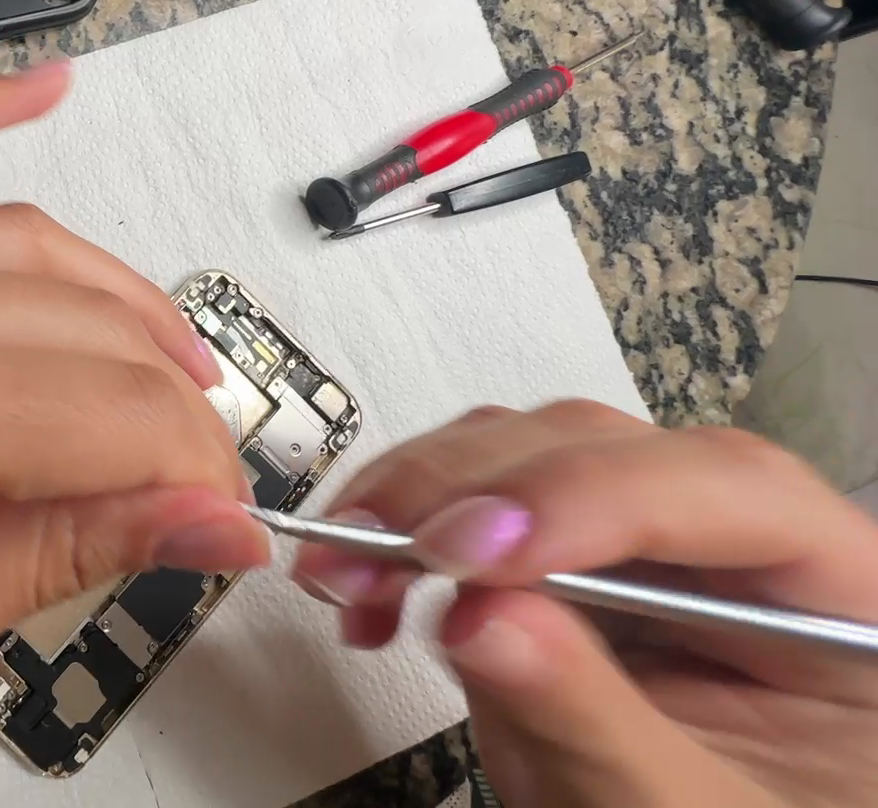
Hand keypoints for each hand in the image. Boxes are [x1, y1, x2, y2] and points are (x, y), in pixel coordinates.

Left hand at [0, 63, 268, 775]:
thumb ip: (55, 554)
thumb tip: (204, 520)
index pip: (106, 412)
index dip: (189, 469)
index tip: (228, 521)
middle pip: (77, 323)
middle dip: (165, 398)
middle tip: (201, 468)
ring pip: (21, 244)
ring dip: (114, 300)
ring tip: (170, 363)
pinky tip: (46, 87)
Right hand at [290, 402, 877, 807]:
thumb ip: (592, 719)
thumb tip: (475, 617)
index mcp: (843, 600)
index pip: (725, 488)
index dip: (581, 498)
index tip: (459, 556)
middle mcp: (735, 534)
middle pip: (585, 445)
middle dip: (452, 493)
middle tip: (357, 556)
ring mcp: (629, 525)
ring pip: (500, 447)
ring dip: (399, 501)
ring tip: (336, 574)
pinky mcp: (542, 535)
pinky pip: (452, 486)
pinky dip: (385, 524)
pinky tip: (359, 588)